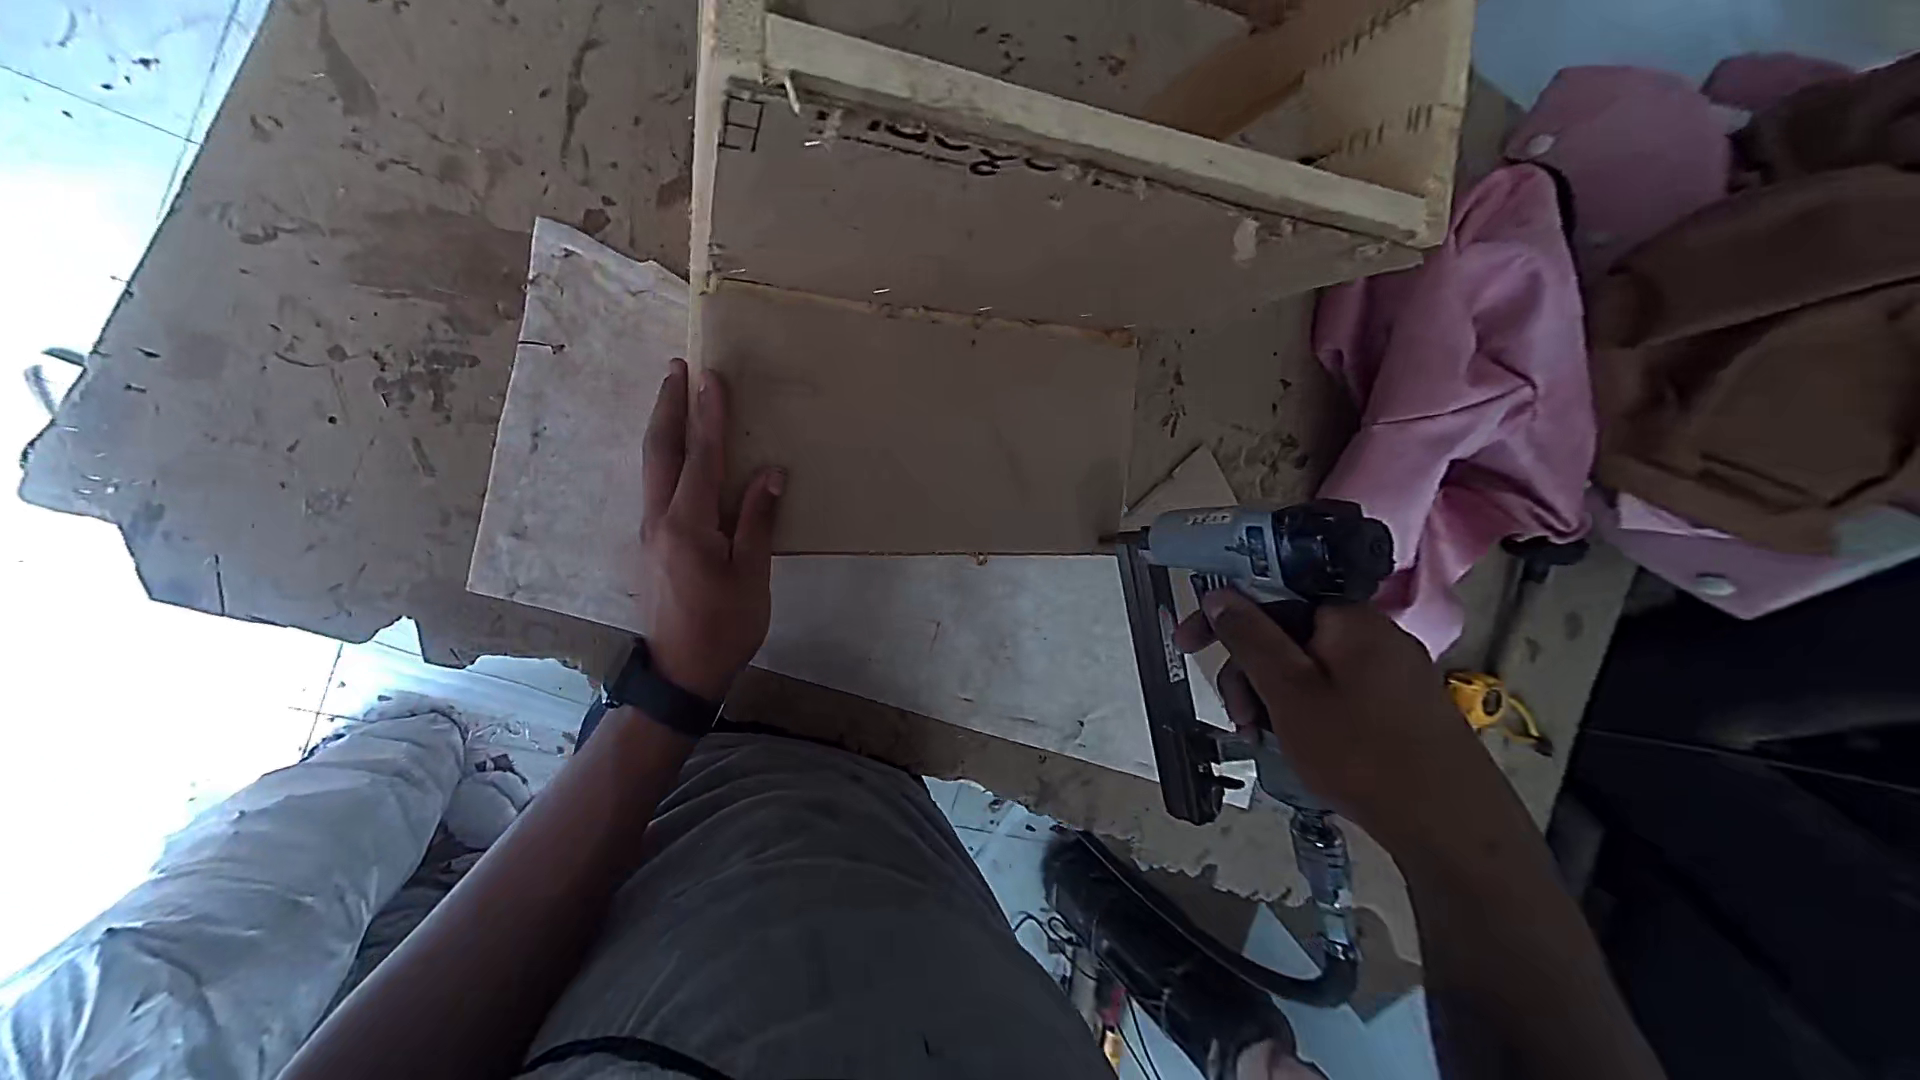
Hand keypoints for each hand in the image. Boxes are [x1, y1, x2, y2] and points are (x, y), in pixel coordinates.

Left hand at [636, 359, 784, 701]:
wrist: (680, 672)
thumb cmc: (725, 626)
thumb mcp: (751, 576)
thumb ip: (756, 521)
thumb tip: (770, 474)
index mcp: (688, 525)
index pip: (701, 458)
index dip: (709, 416)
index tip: (712, 376)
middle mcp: (659, 520)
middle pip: (661, 451)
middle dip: (670, 407)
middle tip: (679, 369)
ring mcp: (650, 532)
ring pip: (653, 467)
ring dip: (664, 427)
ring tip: (675, 397)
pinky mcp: (651, 544)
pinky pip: (656, 487)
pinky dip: (665, 457)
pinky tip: (677, 453)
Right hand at [1174, 590, 1501, 852]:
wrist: (1451, 830)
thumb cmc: (1359, 752)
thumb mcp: (1288, 692)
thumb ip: (1250, 638)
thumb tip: (1218, 594)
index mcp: (1348, 619)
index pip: (1271, 595)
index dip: (1223, 616)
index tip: (1187, 643)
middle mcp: (1372, 634)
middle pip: (1285, 634)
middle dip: (1249, 671)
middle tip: (1238, 716)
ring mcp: (1389, 671)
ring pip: (1305, 667)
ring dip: (1271, 696)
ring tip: (1262, 738)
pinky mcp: (1397, 704)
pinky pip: (1332, 690)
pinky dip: (1301, 710)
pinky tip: (1293, 743)